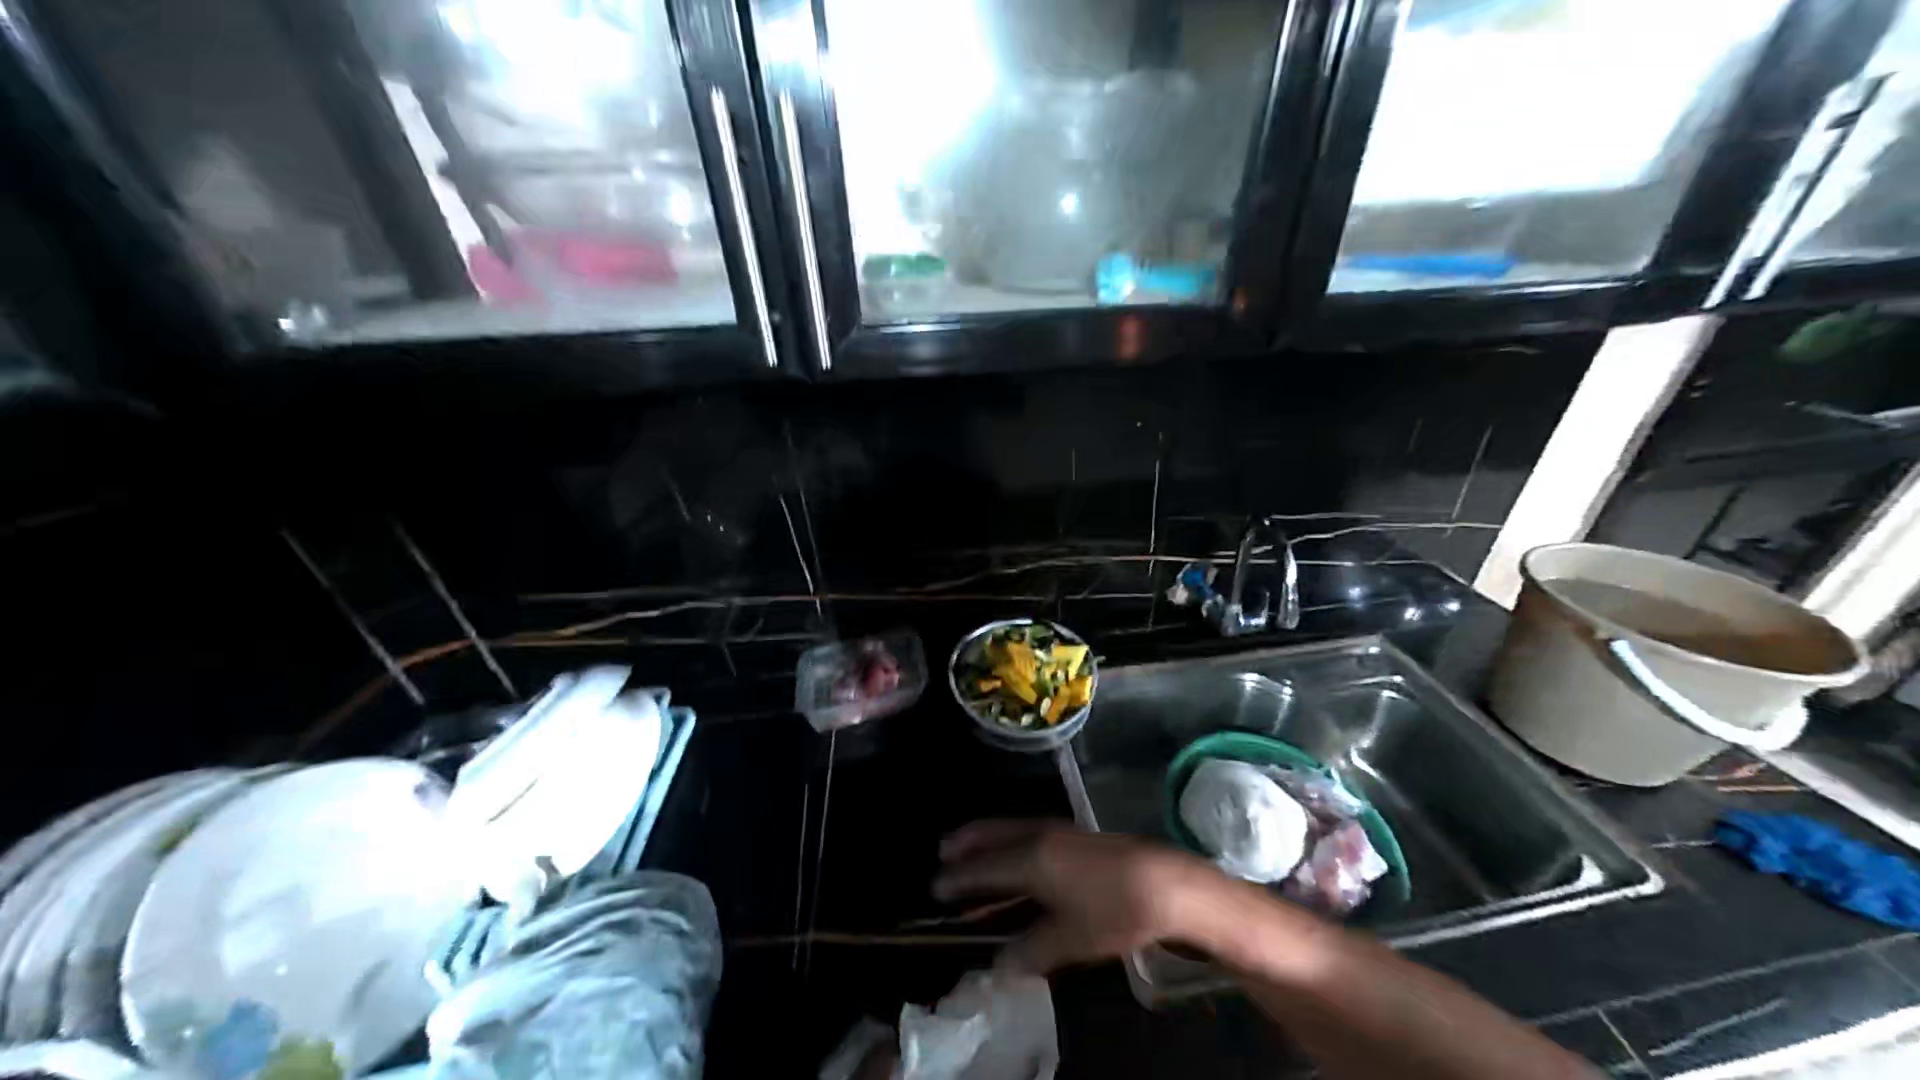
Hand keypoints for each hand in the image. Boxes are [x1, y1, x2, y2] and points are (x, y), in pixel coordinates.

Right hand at [932, 819, 1220, 973]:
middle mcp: (1038, 836)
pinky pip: (1027, 831)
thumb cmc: (1113, 911)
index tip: (935, 886)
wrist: (1166, 882)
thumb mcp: (1070, 940)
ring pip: (1010, 829)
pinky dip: (1009, 839)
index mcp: (1030, 858)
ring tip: (969, 846)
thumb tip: (999, 966)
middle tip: (943, 851)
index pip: (983, 868)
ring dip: (987, 838)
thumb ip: (1030, 951)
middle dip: (966, 843)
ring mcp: (1059, 830)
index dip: (958, 878)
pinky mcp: (1076, 834)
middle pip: (992, 835)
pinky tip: (1015, 854)